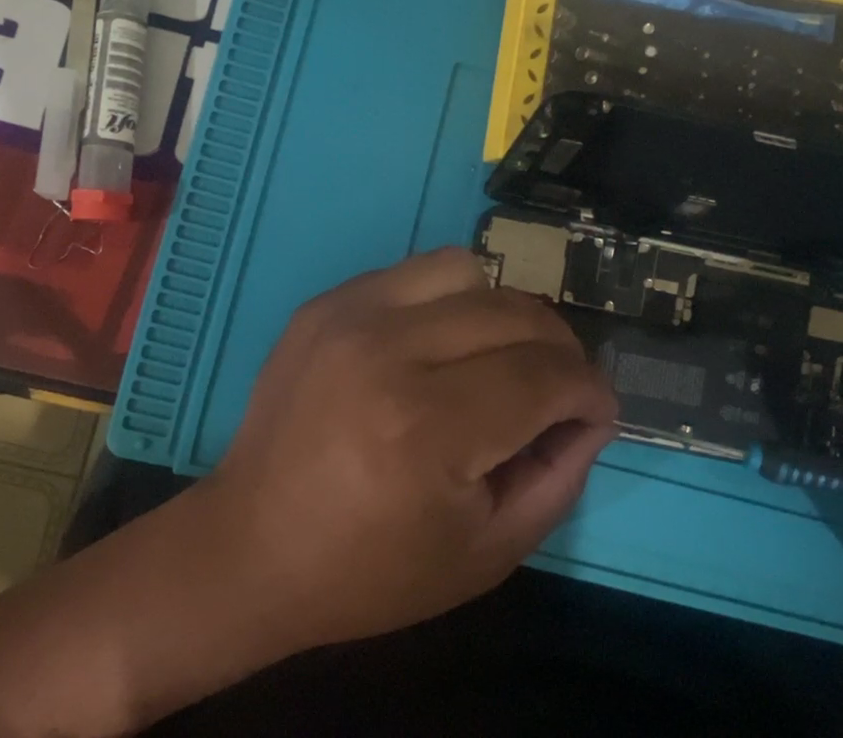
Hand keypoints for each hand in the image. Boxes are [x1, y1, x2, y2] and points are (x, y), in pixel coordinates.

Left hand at [195, 247, 618, 653]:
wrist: (249, 548)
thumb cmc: (368, 571)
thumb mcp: (486, 552)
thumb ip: (557, 478)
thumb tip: (590, 415)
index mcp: (428, 425)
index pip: (546, 373)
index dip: (590, 391)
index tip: (593, 415)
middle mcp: (387, 350)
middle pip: (514, 312)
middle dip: (559, 350)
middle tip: (557, 392)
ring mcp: (347, 316)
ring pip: (466, 270)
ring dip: (501, 313)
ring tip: (497, 361)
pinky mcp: (322, 305)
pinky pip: (412, 274)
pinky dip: (446, 302)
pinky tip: (438, 349)